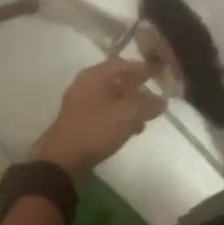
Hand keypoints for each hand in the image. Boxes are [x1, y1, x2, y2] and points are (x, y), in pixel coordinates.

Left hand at [31, 58, 167, 177]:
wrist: (62, 159)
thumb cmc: (95, 129)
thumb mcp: (126, 116)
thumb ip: (146, 105)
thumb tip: (162, 99)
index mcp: (96, 75)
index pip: (124, 64)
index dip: (143, 68)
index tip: (159, 73)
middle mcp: (87, 83)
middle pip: (117, 80)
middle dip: (137, 89)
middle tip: (154, 98)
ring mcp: (81, 101)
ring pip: (111, 97)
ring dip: (129, 105)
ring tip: (144, 119)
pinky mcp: (80, 120)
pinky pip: (105, 110)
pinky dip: (119, 116)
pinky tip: (129, 130)